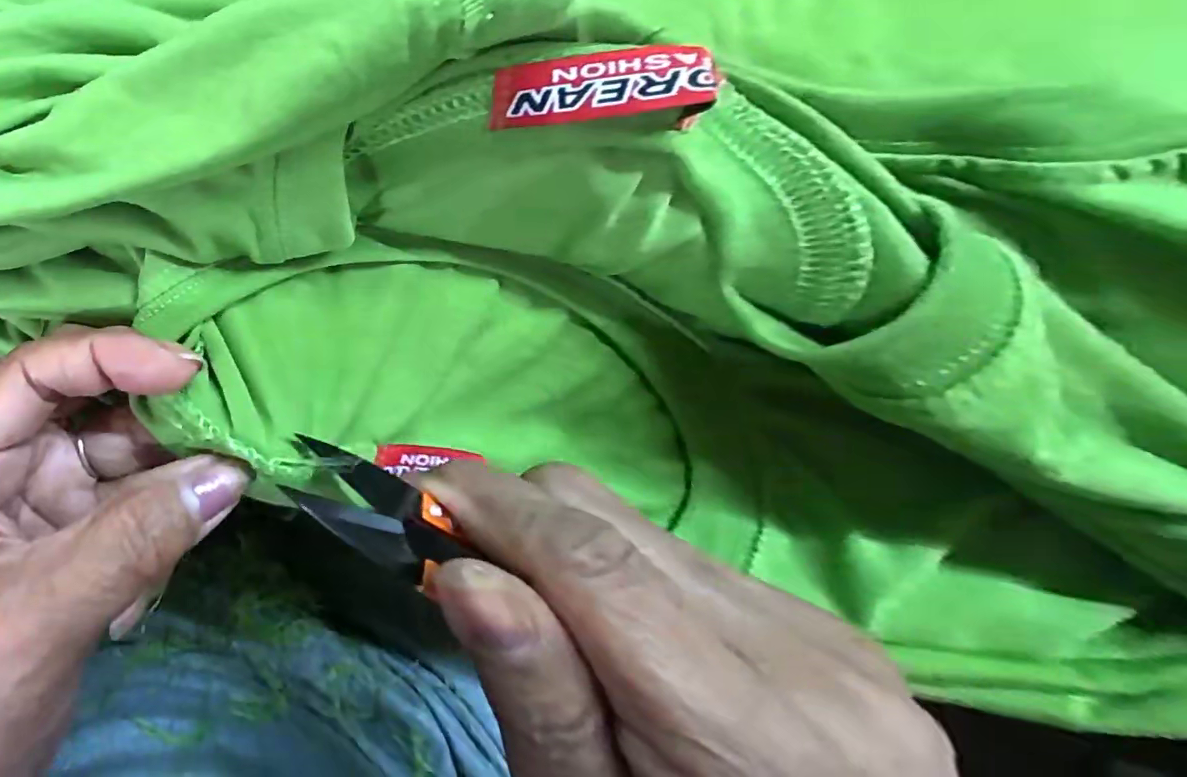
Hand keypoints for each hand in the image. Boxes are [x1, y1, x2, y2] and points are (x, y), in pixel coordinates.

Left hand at [0, 327, 248, 776]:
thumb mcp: (38, 616)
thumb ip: (131, 542)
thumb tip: (227, 476)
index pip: (34, 373)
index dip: (110, 355)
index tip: (184, 366)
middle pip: (84, 393)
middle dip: (151, 397)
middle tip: (220, 402)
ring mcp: (44, 483)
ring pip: (121, 436)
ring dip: (173, 450)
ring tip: (224, 463)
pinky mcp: (81, 517)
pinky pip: (140, 483)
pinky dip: (174, 494)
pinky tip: (195, 515)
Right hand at [419, 462, 954, 776]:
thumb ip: (535, 695)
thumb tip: (460, 573)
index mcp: (754, 737)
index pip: (593, 562)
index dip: (491, 508)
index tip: (413, 496)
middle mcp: (801, 657)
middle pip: (604, 515)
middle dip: (508, 513)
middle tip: (450, 553)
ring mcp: (818, 630)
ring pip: (631, 517)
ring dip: (551, 533)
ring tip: (525, 595)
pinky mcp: (813, 621)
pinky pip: (669, 546)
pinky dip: (605, 559)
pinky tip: (603, 622)